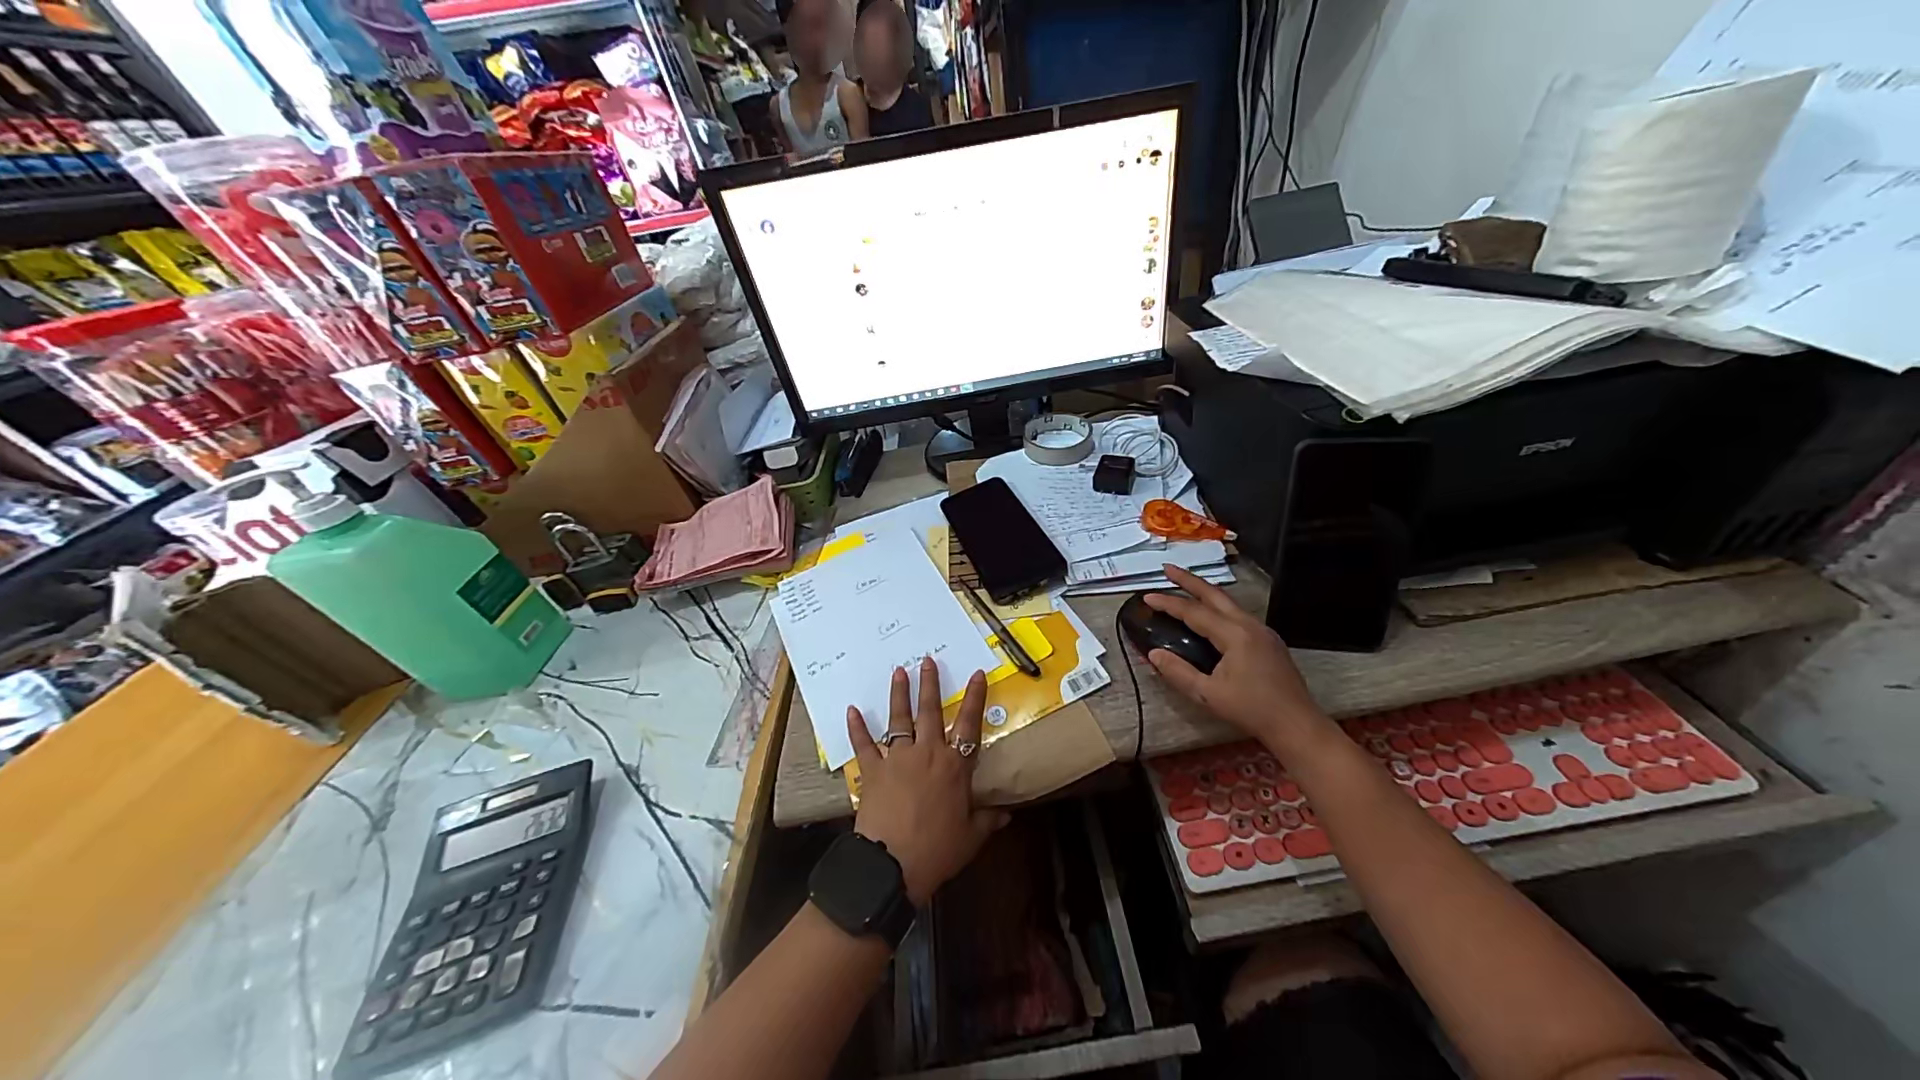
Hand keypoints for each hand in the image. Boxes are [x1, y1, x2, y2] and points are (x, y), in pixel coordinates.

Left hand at [846, 658, 1007, 905]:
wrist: (893, 864)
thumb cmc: (938, 850)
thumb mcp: (971, 836)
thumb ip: (988, 820)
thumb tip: (1007, 813)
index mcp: (955, 767)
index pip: (970, 725)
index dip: (975, 698)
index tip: (977, 674)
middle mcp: (927, 753)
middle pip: (930, 711)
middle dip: (930, 684)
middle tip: (928, 660)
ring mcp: (897, 759)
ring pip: (899, 719)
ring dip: (899, 694)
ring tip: (899, 672)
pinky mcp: (872, 770)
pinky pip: (864, 744)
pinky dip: (857, 727)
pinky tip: (852, 710)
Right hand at [1144, 565, 1338, 758]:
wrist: (1297, 724)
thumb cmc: (1252, 710)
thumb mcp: (1208, 695)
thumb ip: (1178, 672)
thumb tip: (1153, 654)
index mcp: (1235, 635)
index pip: (1194, 612)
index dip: (1169, 603)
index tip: (1147, 597)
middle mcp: (1250, 625)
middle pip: (1215, 595)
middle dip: (1189, 580)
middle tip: (1168, 569)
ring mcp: (1263, 632)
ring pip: (1229, 603)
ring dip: (1205, 592)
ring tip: (1185, 587)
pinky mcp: (1269, 641)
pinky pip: (1238, 614)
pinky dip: (1219, 607)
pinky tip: (1211, 614)